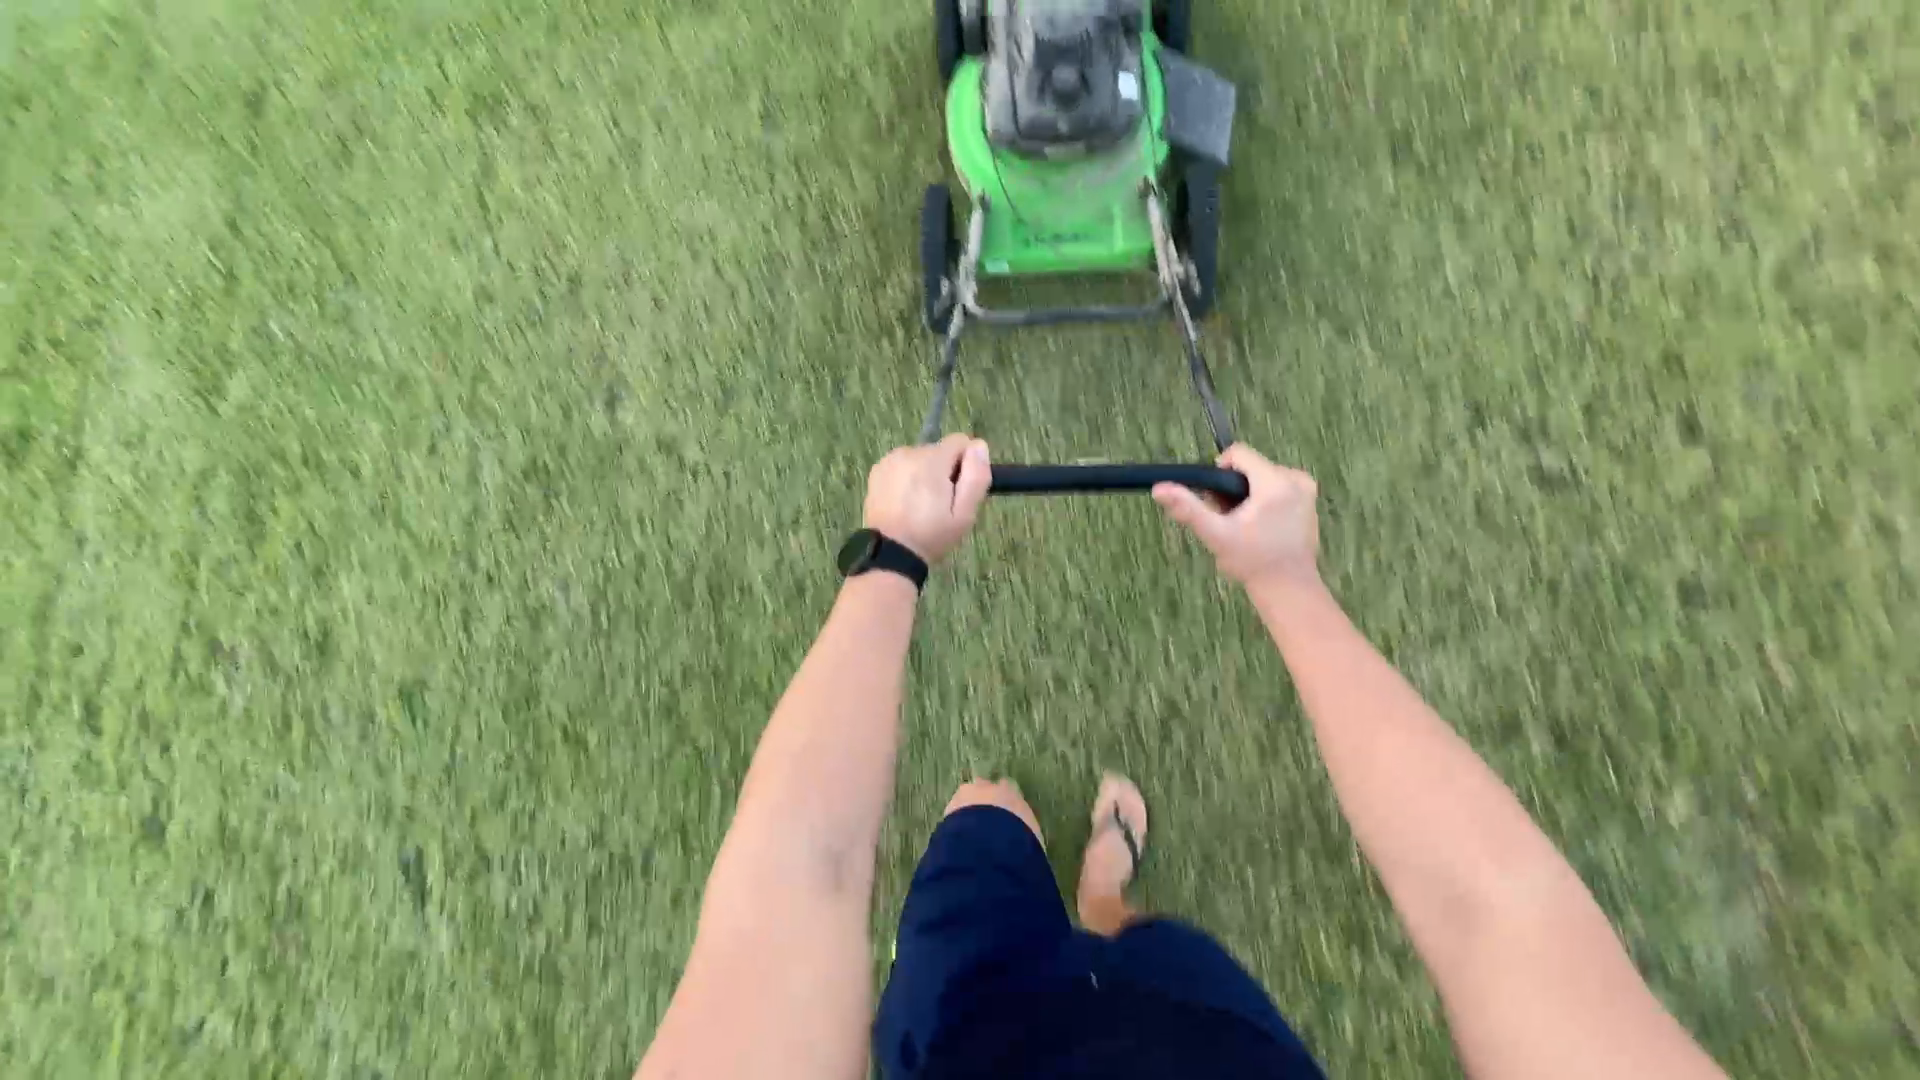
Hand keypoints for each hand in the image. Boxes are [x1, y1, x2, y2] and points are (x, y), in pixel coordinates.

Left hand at [864, 435, 992, 563]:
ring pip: (920, 457)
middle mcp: (908, 452)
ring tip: (921, 505)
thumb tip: (979, 445)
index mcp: (931, 460)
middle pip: (939, 451)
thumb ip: (976, 477)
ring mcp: (889, 460)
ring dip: (925, 473)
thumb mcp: (964, 514)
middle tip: (940, 504)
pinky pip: (903, 465)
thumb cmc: (931, 535)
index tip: (958, 490)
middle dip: (944, 471)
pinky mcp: (877, 470)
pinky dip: (907, 477)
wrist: (890, 552)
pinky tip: (904, 502)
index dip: (966, 465)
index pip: (960, 442)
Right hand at [1153, 444, 1320, 589]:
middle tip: (1231, 519)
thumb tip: (1159, 487)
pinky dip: (1266, 499)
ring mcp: (1307, 490)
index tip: (1218, 502)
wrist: (1288, 587)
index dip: (1219, 473)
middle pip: (1251, 466)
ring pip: (1263, 476)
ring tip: (1246, 525)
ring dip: (1249, 494)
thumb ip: (1188, 508)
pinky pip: (1278, 486)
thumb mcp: (1215, 534)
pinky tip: (1262, 526)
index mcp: (1275, 482)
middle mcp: (1296, 479)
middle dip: (1235, 488)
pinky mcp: (1310, 500)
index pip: (1239, 453)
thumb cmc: (1251, 562)